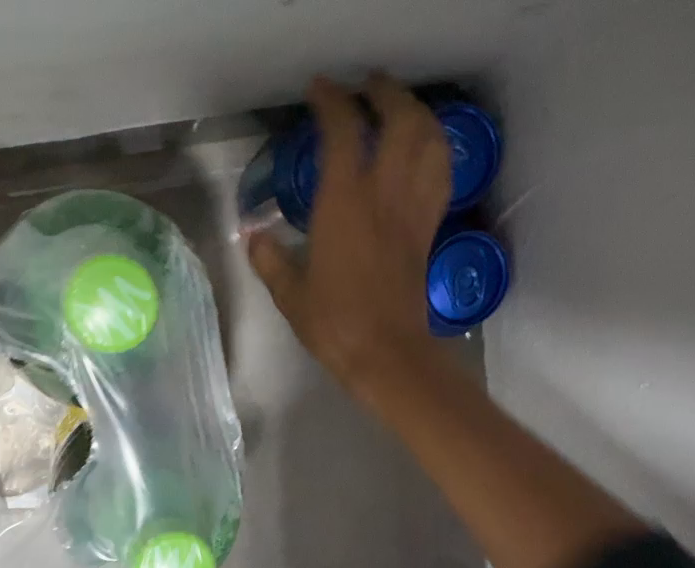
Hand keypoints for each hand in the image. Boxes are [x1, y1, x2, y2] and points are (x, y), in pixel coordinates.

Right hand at [248, 74, 454, 410]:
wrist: (387, 354)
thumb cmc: (334, 325)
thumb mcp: (290, 295)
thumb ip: (270, 260)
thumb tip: (254, 235)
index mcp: (343, 205)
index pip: (343, 132)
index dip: (332, 102)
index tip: (318, 90)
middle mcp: (383, 195)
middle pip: (399, 119)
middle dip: (384, 92)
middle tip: (366, 87)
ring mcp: (412, 209)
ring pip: (430, 139)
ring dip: (417, 112)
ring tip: (399, 107)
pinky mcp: (428, 228)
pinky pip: (440, 173)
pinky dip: (435, 148)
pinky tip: (423, 149)